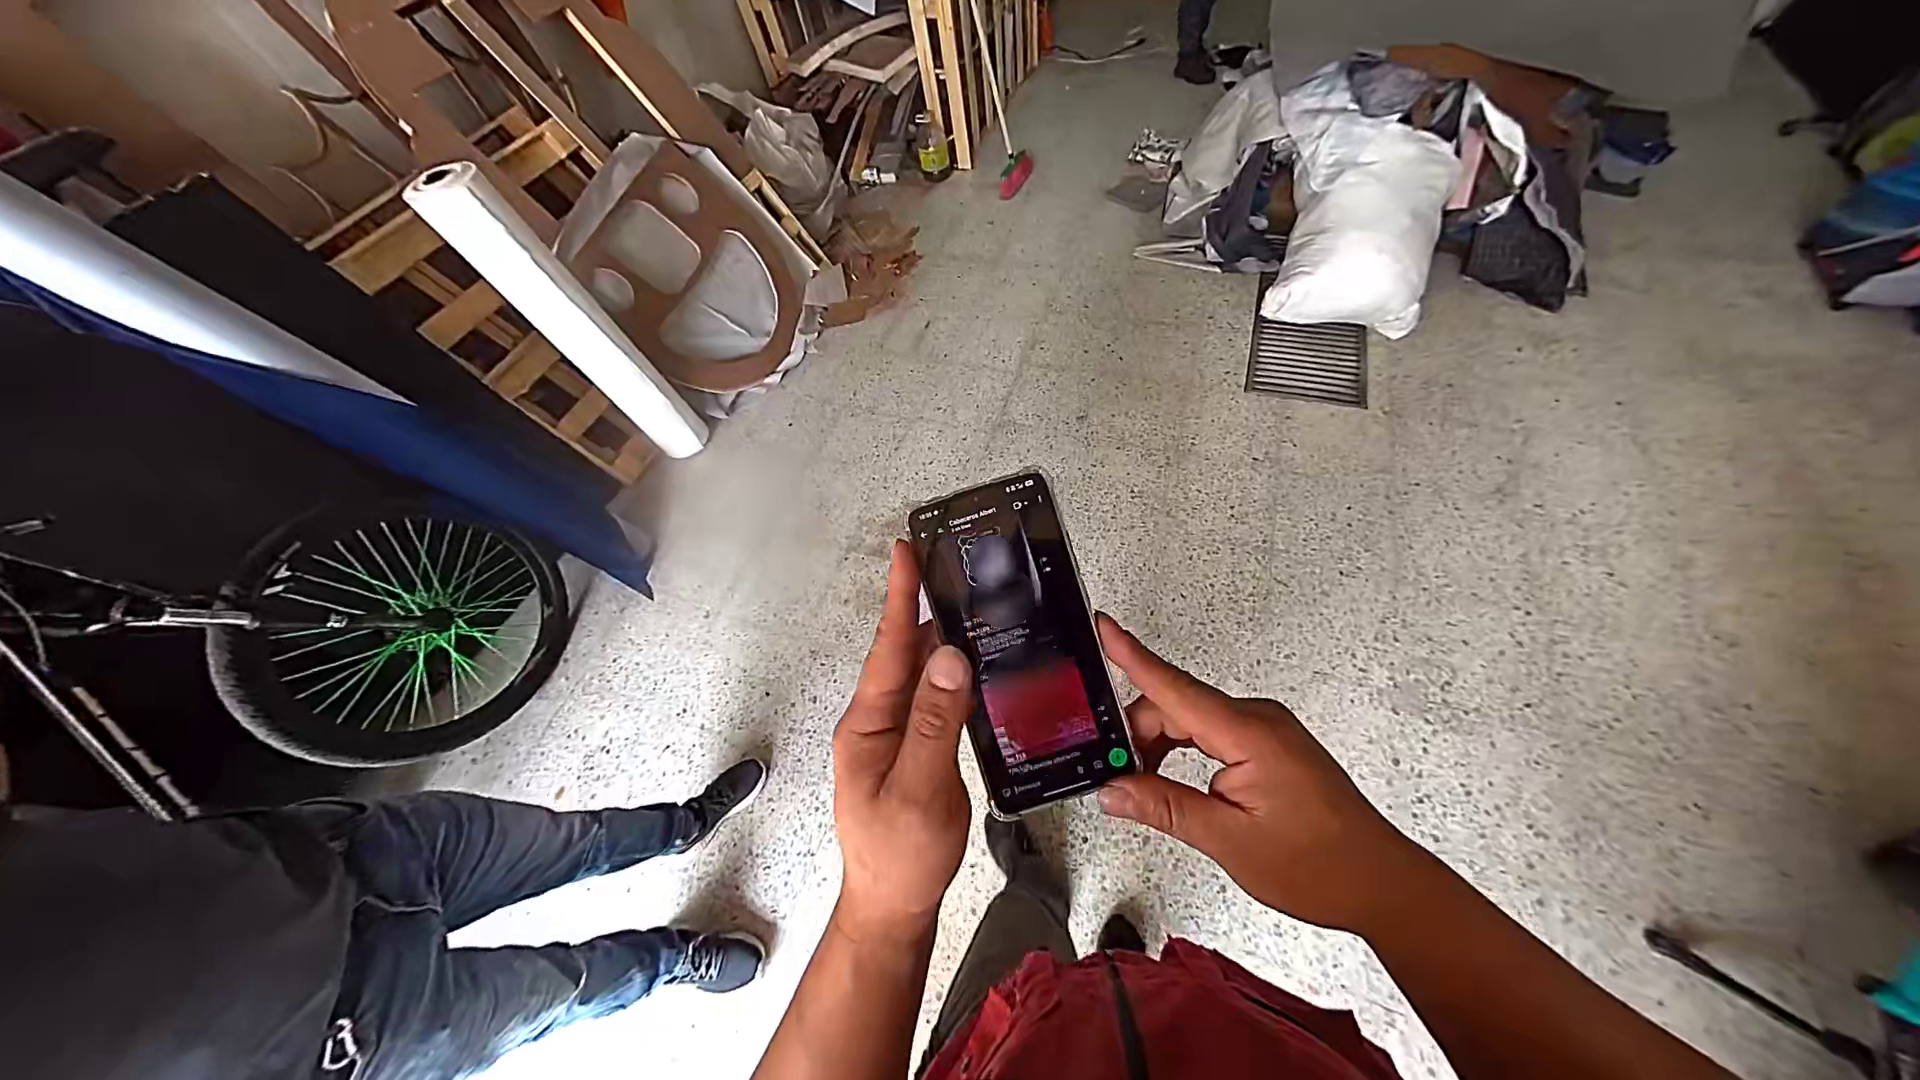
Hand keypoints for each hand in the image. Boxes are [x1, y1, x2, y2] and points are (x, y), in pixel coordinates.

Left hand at [831, 540, 973, 939]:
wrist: (895, 901)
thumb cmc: (898, 854)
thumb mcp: (917, 788)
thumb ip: (934, 723)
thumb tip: (950, 659)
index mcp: (868, 723)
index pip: (888, 648)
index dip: (899, 598)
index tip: (905, 552)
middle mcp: (878, 718)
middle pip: (902, 651)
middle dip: (919, 604)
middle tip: (941, 564)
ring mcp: (895, 731)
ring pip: (919, 671)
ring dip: (937, 635)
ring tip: (961, 600)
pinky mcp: (914, 743)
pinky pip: (933, 696)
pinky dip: (951, 671)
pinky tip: (969, 661)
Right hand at [1094, 614, 1435, 932]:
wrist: (1381, 882)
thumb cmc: (1323, 864)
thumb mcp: (1228, 840)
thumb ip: (1163, 806)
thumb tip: (1115, 789)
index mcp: (1249, 734)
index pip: (1174, 686)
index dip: (1131, 654)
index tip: (1104, 627)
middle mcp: (1257, 718)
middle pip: (1174, 705)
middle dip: (1136, 734)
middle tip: (1115, 771)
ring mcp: (1263, 726)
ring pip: (1188, 717)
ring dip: (1157, 743)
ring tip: (1143, 783)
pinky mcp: (1265, 739)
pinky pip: (1207, 728)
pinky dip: (1180, 747)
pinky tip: (1169, 776)